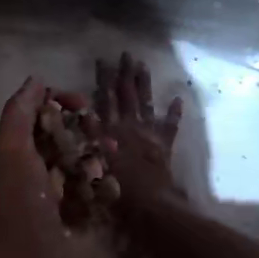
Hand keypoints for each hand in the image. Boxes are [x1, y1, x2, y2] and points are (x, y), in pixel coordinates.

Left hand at [0, 78, 100, 257]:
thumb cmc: (19, 206)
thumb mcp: (10, 150)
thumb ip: (19, 112)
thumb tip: (35, 80)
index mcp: (12, 154)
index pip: (36, 116)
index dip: (56, 103)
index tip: (80, 103)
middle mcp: (32, 172)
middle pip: (61, 136)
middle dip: (82, 127)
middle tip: (100, 128)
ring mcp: (56, 196)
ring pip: (81, 161)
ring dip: (97, 153)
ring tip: (113, 153)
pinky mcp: (79, 217)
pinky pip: (94, 190)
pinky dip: (104, 183)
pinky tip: (113, 181)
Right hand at [94, 53, 184, 208]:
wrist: (150, 204)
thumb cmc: (116, 188)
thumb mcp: (94, 161)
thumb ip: (89, 137)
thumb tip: (80, 113)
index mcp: (111, 129)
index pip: (106, 98)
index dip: (104, 79)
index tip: (103, 60)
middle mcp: (130, 126)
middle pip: (127, 95)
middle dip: (126, 74)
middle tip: (126, 54)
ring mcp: (149, 133)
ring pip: (146, 103)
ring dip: (145, 84)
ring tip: (144, 65)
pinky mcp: (164, 145)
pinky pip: (170, 126)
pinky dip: (174, 112)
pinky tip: (178, 98)